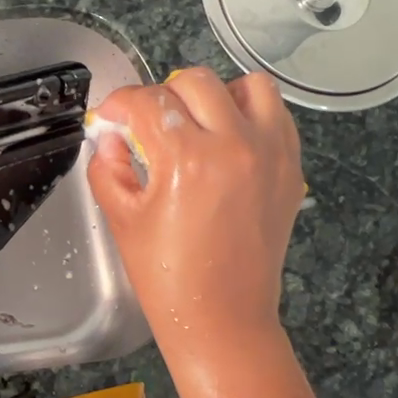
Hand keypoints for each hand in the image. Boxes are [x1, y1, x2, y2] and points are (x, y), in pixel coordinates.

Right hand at [86, 67, 301, 360]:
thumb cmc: (167, 276)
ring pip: (244, 85)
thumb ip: (107, 168)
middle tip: (146, 125)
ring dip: (212, 96)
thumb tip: (111, 137)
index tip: (110, 118)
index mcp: (185, 160)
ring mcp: (269, 153)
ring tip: (194, 124)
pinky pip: (274, 113)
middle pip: (193, 82)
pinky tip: (226, 140)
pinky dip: (247, 114)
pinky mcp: (290, 166)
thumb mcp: (121, 219)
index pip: (146, 103)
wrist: (221, 316)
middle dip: (160, 96)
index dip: (119, 105)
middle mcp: (233, 145)